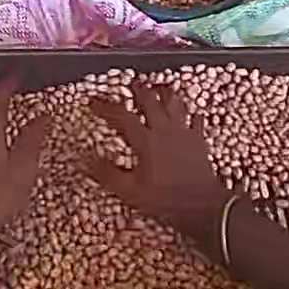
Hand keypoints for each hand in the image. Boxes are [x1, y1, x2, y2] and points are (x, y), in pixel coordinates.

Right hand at [89, 83, 231, 251]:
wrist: (203, 206)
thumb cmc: (166, 200)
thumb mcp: (130, 192)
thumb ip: (107, 173)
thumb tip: (85, 159)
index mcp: (146, 141)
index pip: (122, 116)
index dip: (106, 107)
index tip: (94, 103)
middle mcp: (165, 131)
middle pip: (151, 101)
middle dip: (139, 90)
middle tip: (131, 83)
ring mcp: (184, 133)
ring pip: (175, 104)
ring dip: (165, 94)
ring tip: (159, 87)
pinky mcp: (199, 141)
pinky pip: (195, 120)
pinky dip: (191, 114)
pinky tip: (191, 113)